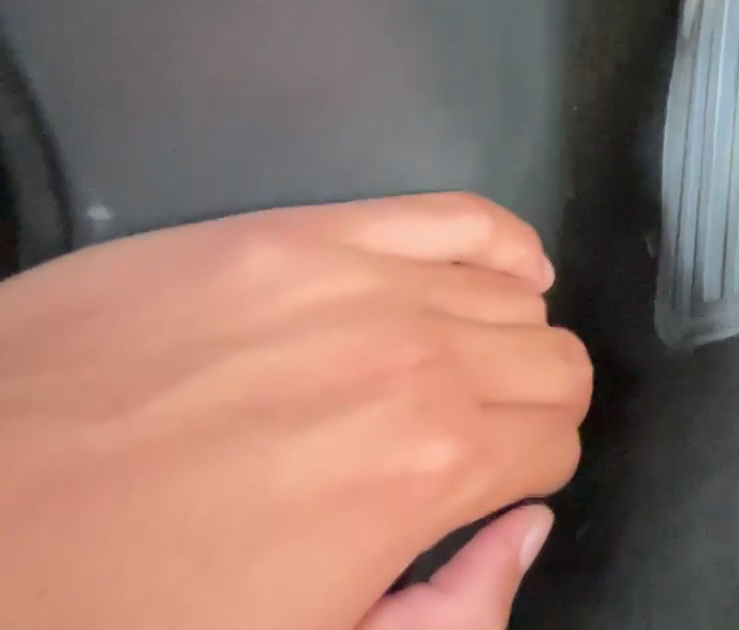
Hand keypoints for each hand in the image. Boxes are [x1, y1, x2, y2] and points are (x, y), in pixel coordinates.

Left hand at [0, 194, 590, 629]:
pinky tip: (506, 274)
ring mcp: (365, 284)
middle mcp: (422, 360)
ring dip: (508, 341)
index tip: (492, 487)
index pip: (555, 444)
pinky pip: (467, 218)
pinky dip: (509, 247)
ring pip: (521, 297)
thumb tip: (527, 527)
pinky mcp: (307, 236)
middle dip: (538, 407)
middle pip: (558, 363)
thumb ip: (454, 617)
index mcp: (430, 468)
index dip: (531, 475)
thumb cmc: (110, 614)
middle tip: (484, 434)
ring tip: (455, 369)